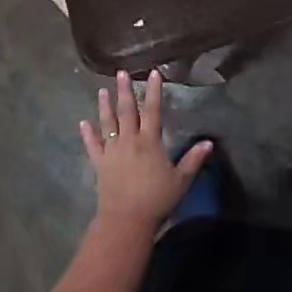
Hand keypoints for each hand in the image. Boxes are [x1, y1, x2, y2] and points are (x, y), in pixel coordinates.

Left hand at [80, 70, 211, 229]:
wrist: (127, 219)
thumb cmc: (157, 199)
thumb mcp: (181, 180)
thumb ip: (193, 159)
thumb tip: (209, 142)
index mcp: (149, 142)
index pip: (152, 110)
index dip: (153, 91)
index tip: (153, 73)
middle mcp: (129, 140)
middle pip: (126, 111)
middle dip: (124, 90)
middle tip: (121, 72)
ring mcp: (112, 151)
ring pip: (108, 123)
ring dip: (105, 106)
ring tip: (102, 90)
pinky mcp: (99, 163)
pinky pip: (93, 145)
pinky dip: (88, 134)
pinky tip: (83, 123)